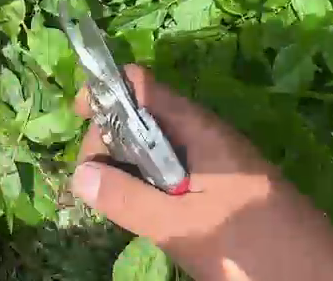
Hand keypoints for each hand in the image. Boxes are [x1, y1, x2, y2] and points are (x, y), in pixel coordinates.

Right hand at [71, 65, 332, 280]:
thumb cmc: (255, 248)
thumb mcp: (184, 228)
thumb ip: (128, 201)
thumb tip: (78, 175)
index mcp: (198, 127)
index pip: (140, 84)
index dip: (104, 90)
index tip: (78, 117)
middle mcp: (206, 135)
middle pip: (143, 116)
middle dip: (112, 141)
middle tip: (98, 185)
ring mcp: (219, 163)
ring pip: (159, 150)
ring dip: (133, 170)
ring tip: (123, 208)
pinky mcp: (228, 191)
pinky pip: (178, 174)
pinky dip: (156, 189)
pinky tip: (154, 221)